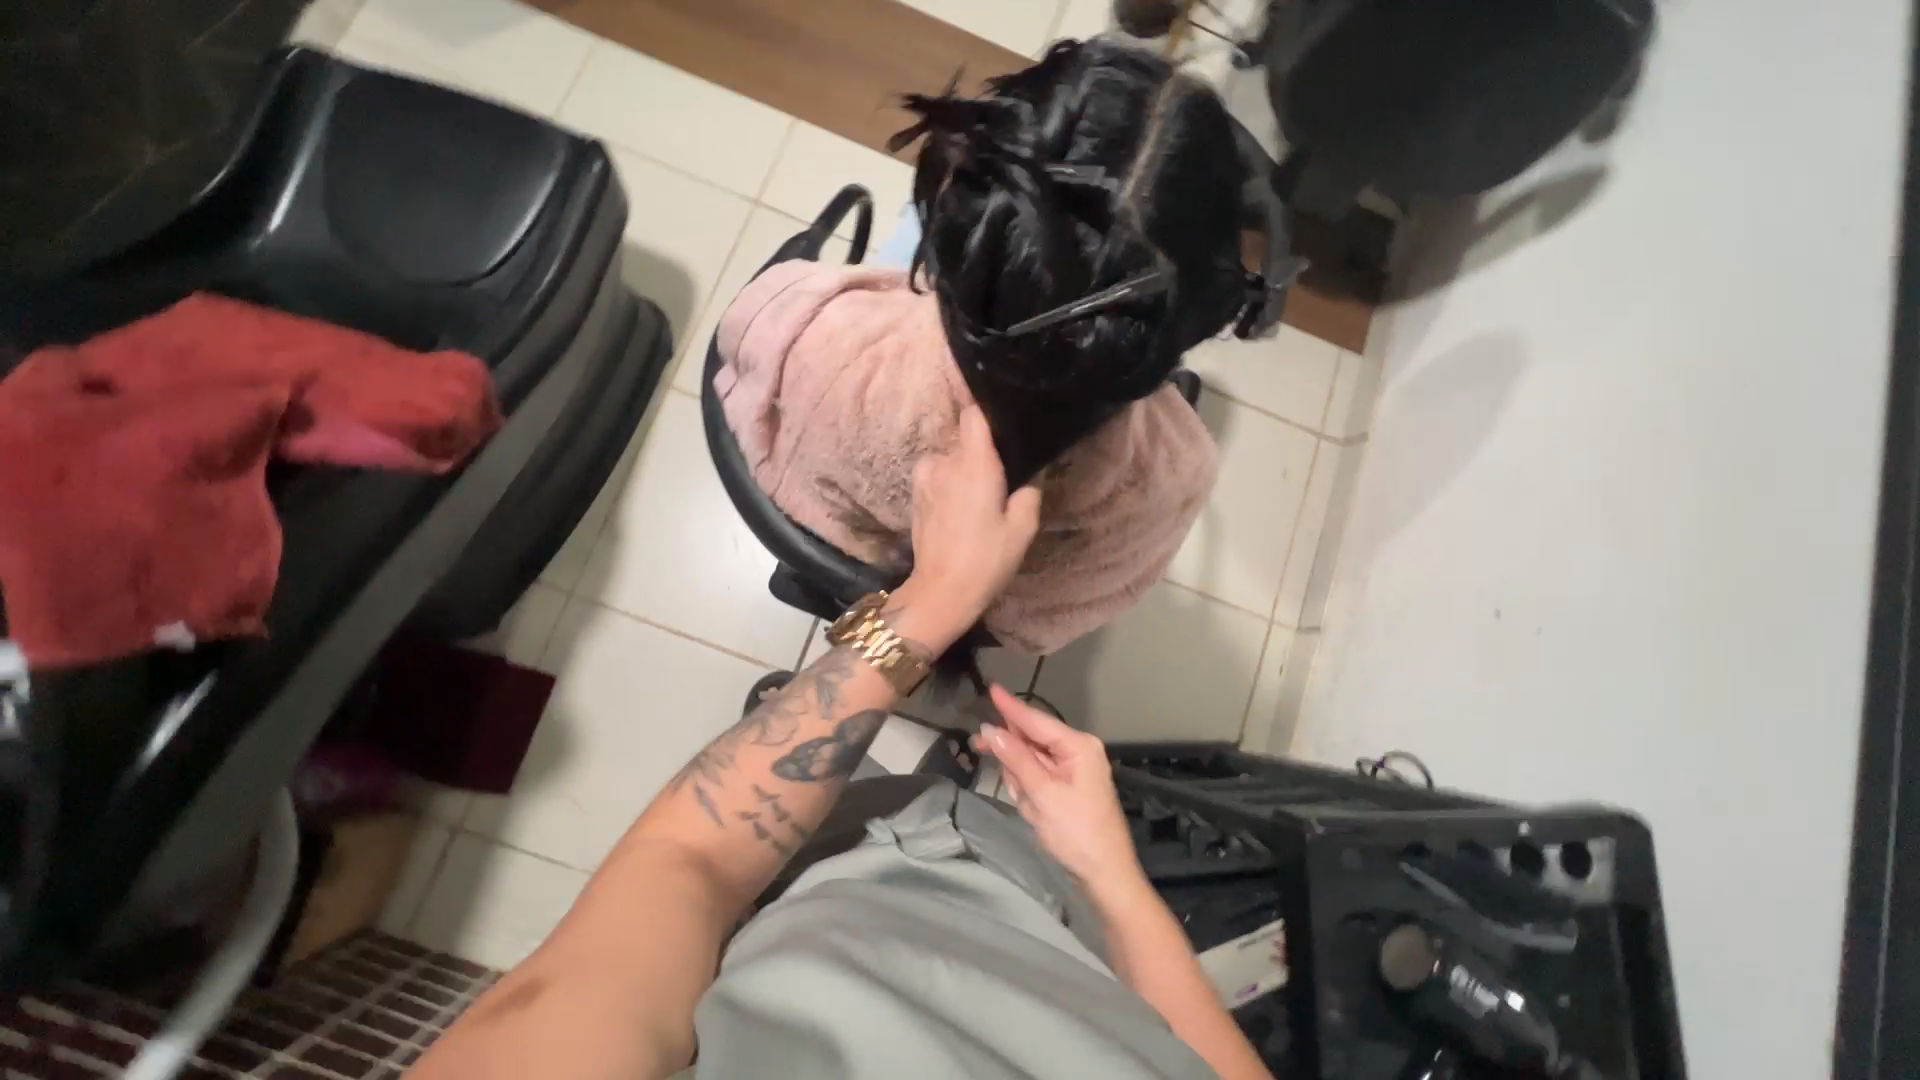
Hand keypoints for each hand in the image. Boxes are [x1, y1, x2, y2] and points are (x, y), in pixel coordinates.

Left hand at [891, 405, 1041, 645]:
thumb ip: (1028, 494)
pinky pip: (937, 478)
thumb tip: (1027, 480)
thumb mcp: (1022, 529)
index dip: (987, 416)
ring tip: (979, 502)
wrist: (941, 592)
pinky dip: (948, 486)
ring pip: (949, 461)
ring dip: (962, 473)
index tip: (1002, 426)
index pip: (973, 416)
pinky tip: (960, 513)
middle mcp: (944, 463)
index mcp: (973, 464)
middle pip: (964, 441)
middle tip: (1000, 483)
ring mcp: (924, 479)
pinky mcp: (915, 496)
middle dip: (981, 456)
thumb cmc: (986, 559)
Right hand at [975, 685, 1147, 901]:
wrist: (1106, 875)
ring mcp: (1074, 769)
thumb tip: (990, 730)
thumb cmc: (1076, 832)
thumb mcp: (1042, 794)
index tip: (990, 686)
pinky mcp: (1069, 786)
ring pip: (1031, 760)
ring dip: (1021, 779)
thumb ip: (1016, 759)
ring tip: (1029, 805)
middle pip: (1032, 740)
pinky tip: (1033, 809)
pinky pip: (1039, 777)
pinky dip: (1029, 790)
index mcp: (1078, 746)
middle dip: (1012, 756)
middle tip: (980, 751)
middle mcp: (1078, 750)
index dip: (1010, 706)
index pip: (1036, 720)